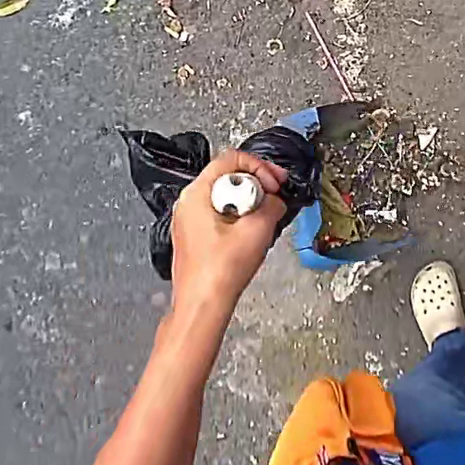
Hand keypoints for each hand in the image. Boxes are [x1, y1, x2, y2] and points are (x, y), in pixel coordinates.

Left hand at [168, 151, 288, 313]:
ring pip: (224, 196)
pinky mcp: (195, 235)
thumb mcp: (257, 231)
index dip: (259, 167)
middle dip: (255, 184)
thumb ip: (271, 206)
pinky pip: (219, 214)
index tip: (274, 183)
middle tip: (274, 196)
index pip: (230, 159)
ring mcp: (189, 219)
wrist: (202, 306)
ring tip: (263, 220)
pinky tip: (249, 234)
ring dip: (248, 203)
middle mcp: (188, 202)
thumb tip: (276, 200)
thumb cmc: (218, 273)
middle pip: (227, 176)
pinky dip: (237, 217)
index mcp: (196, 193)